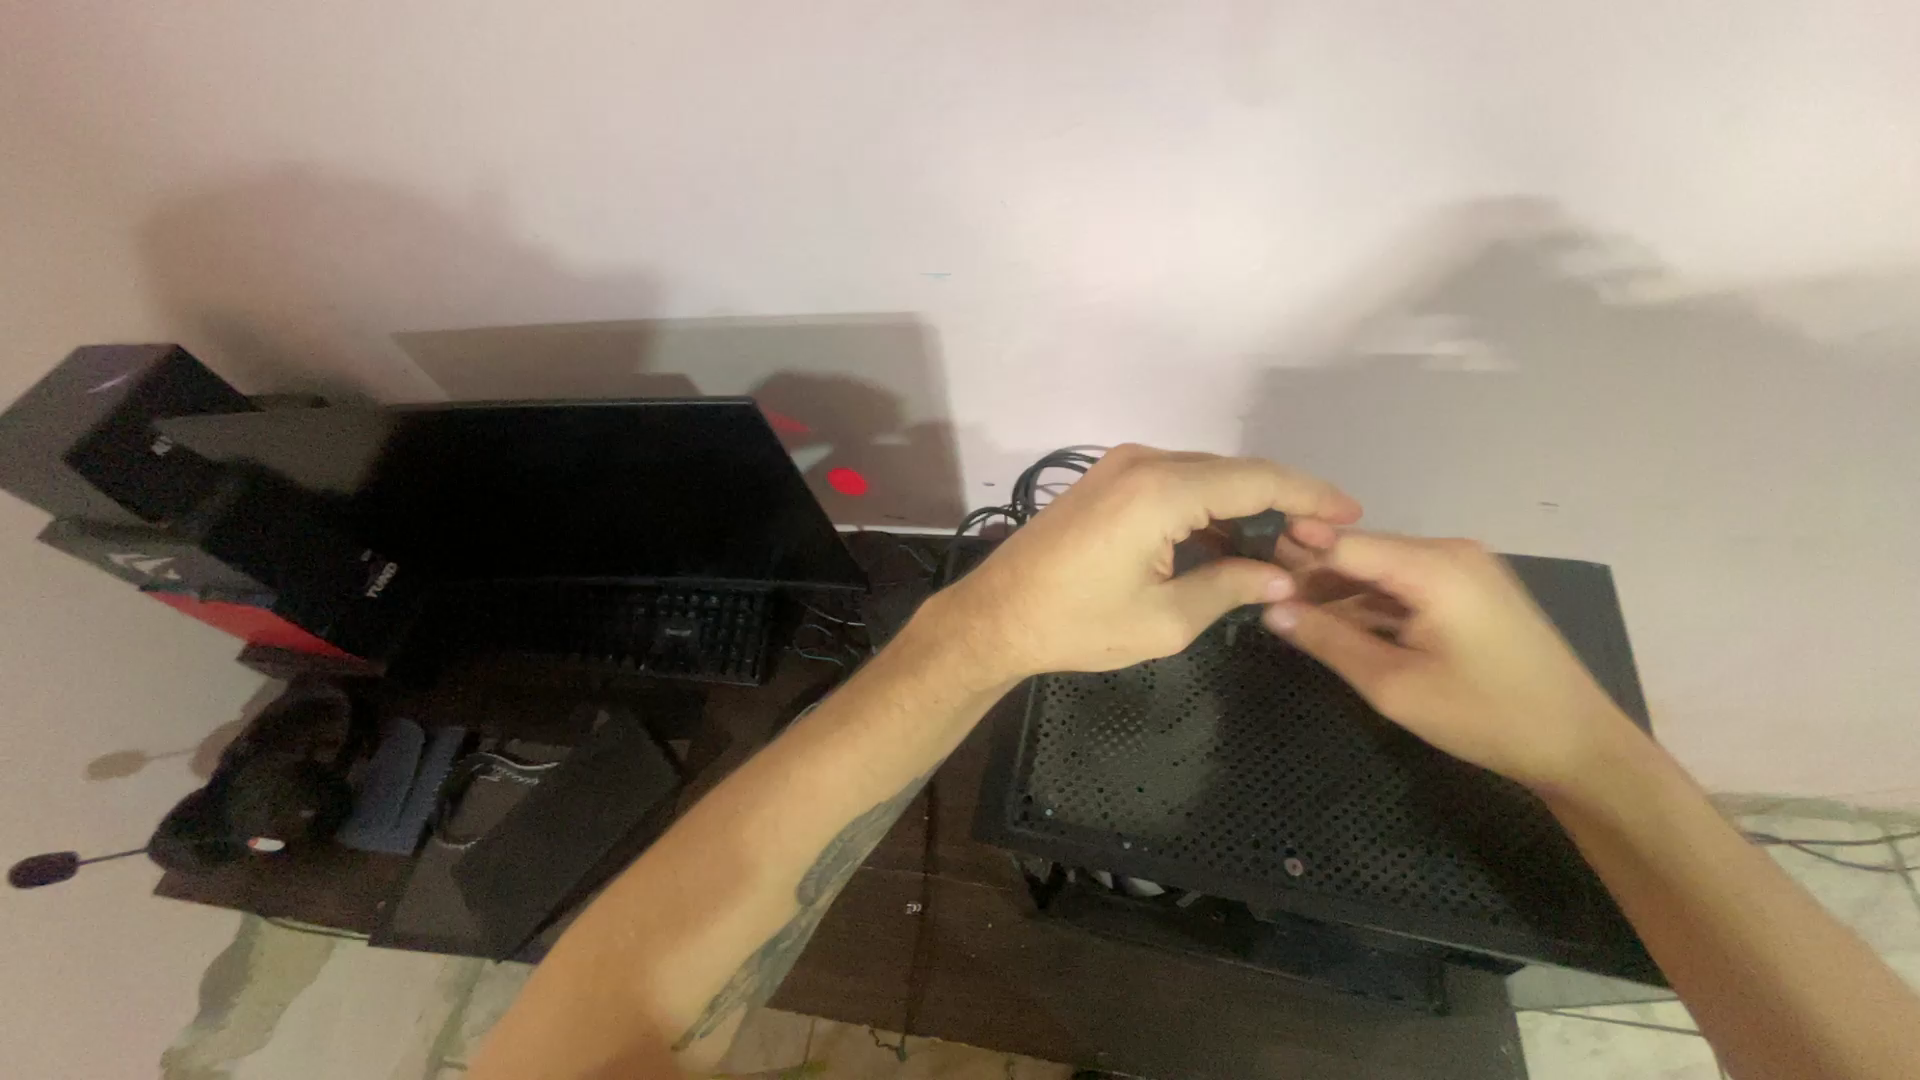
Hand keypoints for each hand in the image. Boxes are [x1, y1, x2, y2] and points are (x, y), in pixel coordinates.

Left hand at [927, 445, 1361, 680]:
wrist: (995, 617)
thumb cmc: (1077, 624)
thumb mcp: (1165, 619)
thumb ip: (1230, 588)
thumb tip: (1283, 577)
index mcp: (1161, 490)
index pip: (1258, 480)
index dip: (1311, 495)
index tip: (1351, 514)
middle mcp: (1143, 462)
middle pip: (1233, 474)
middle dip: (1281, 506)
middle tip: (1320, 547)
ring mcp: (1119, 467)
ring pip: (1204, 478)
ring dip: (1243, 509)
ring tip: (1283, 550)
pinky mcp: (1105, 482)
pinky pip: (1172, 485)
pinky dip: (1205, 510)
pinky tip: (1228, 542)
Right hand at [1262, 532, 1643, 792]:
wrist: (1580, 747)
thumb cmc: (1485, 716)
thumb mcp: (1392, 684)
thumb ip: (1326, 640)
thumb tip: (1268, 609)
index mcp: (1433, 566)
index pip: (1341, 543)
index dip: (1291, 553)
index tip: (1245, 568)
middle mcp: (1449, 552)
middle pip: (1360, 552)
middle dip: (1311, 574)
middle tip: (1262, 599)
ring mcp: (1464, 569)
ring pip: (1378, 569)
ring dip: (1337, 592)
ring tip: (1289, 614)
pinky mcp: (1470, 590)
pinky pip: (1404, 584)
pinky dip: (1370, 602)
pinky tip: (1337, 624)